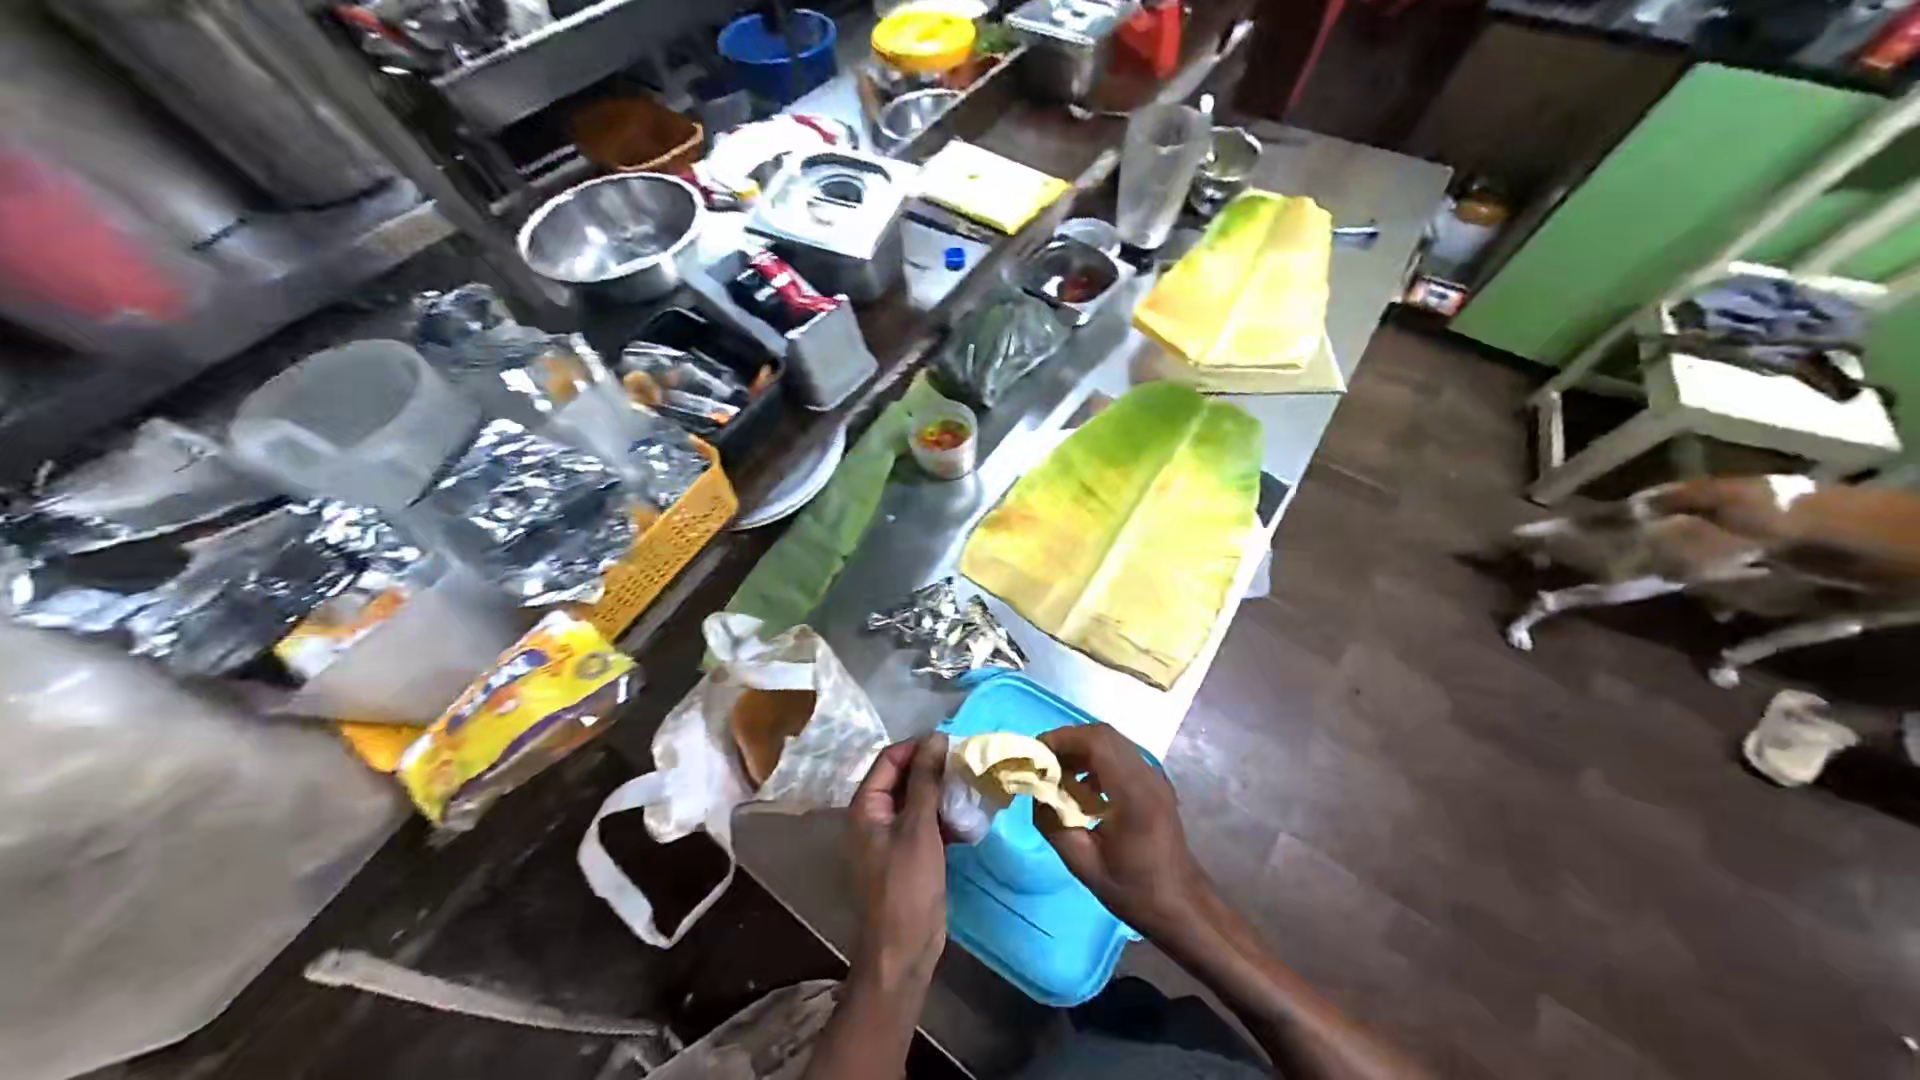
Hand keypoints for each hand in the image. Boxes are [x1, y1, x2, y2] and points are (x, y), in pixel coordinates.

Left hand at [847, 733, 949, 982]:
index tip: (952, 741)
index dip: (918, 746)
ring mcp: (890, 837)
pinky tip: (968, 814)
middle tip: (967, 761)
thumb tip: (936, 737)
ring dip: (941, 791)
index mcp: (866, 806)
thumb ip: (926, 781)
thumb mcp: (918, 828)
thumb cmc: (906, 885)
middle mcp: (874, 817)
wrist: (903, 951)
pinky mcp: (908, 855)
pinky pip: (925, 823)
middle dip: (932, 768)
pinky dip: (943, 815)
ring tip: (971, 783)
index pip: (890, 759)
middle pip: (903, 778)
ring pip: (916, 800)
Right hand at [1035, 723, 1209, 935]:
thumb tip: (1036, 793)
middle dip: (1067, 742)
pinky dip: (1095, 759)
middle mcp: (1148, 776)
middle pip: (1103, 735)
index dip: (1062, 739)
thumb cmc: (1134, 890)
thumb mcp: (1083, 864)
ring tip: (1058, 774)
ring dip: (1080, 749)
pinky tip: (1082, 786)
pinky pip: (1120, 755)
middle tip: (1042, 763)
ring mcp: (1155, 777)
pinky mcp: (1155, 782)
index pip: (1096, 743)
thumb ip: (1052, 824)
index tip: (1035, 755)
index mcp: (1133, 795)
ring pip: (1111, 742)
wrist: (1182, 905)